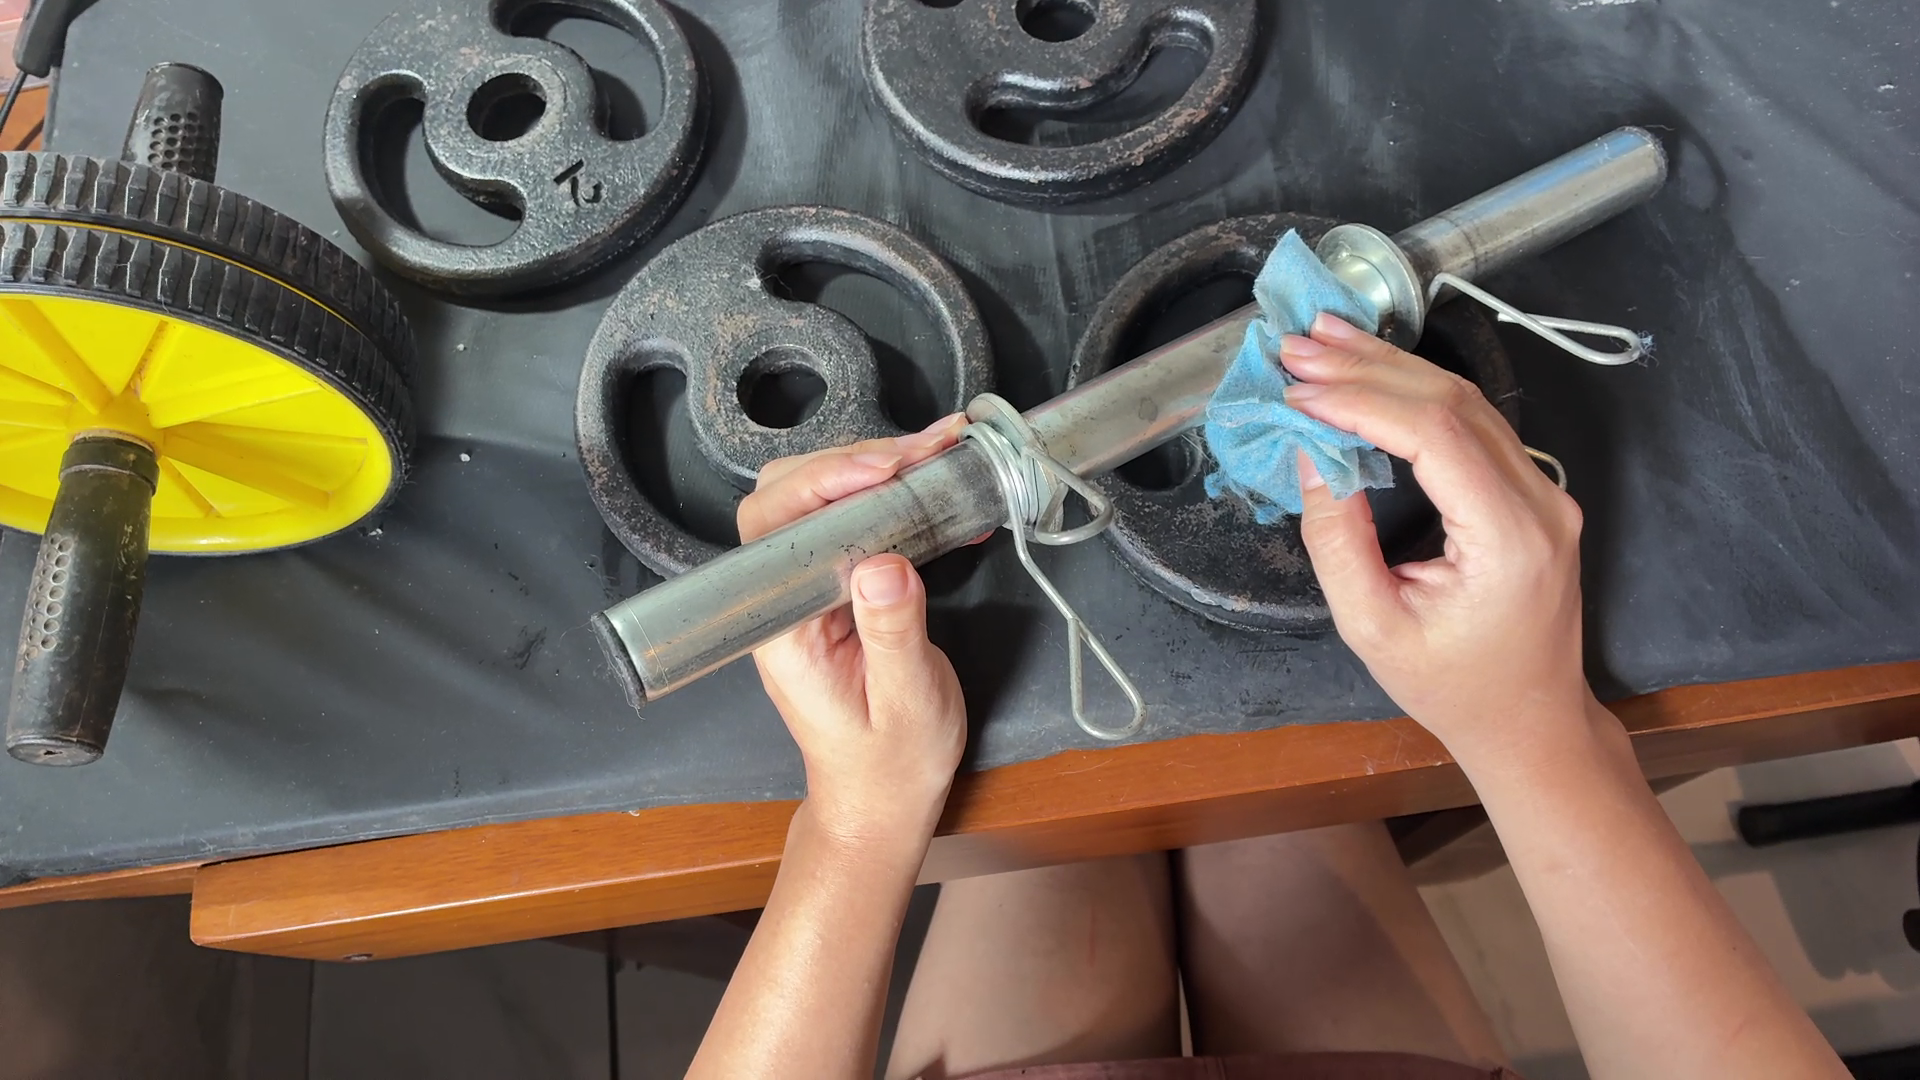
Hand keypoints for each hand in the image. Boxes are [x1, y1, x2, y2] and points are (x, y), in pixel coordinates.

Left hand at [737, 415, 970, 845]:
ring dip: (884, 467)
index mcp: (783, 624)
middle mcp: (786, 595)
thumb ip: (892, 634)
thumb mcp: (907, 704)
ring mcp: (812, 587)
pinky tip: (943, 490)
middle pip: (793, 495)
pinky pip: (859, 521)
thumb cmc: (891, 764)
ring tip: (945, 453)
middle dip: (860, 460)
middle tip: (933, 450)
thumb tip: (885, 561)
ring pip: (825, 498)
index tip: (889, 469)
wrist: (881, 795)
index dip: (824, 483)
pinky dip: (901, 495)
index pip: (777, 527)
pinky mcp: (843, 584)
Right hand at [1279, 314, 1590, 764]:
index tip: (1296, 391)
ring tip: (1323, 338)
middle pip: (1452, 401)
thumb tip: (1311, 458)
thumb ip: (1336, 539)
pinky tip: (1370, 370)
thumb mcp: (1370, 625)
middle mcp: (1538, 498)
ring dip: (1388, 366)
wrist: (1528, 718)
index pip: (1433, 435)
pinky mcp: (1527, 490)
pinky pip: (1469, 422)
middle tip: (1297, 344)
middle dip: (1367, 366)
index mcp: (1506, 536)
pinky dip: (1410, 391)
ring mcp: (1541, 489)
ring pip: (1464, 400)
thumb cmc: (1446, 685)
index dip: (1360, 403)